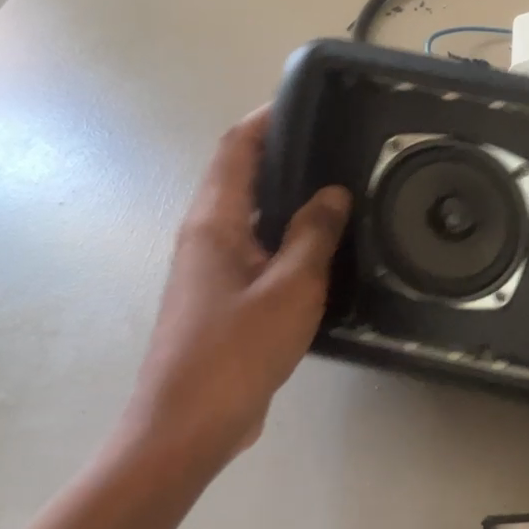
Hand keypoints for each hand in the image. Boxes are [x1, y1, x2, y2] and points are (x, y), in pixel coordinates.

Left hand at [124, 107, 350, 472]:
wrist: (188, 425)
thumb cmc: (236, 350)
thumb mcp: (291, 287)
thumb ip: (314, 235)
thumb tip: (332, 193)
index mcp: (213, 224)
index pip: (235, 151)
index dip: (264, 121)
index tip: (303, 103)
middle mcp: (205, 238)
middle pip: (241, 179)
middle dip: (282, 156)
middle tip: (337, 147)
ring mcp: (211, 271)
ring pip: (252, 217)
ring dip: (287, 199)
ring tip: (340, 191)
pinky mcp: (223, 300)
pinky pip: (259, 250)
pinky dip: (288, 237)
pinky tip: (323, 250)